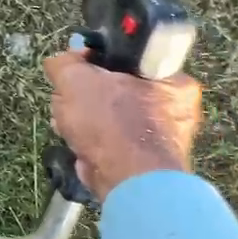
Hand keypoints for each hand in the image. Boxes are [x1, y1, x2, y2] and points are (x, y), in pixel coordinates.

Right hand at [43, 48, 202, 200]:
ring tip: (70, 123)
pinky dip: (89, 136)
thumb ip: (65, 62)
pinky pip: (108, 134)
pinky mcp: (144, 155)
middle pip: (111, 86)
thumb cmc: (110, 124)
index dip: (95, 62)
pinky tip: (77, 139)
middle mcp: (175, 106)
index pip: (126, 59)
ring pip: (106, 111)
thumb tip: (62, 61)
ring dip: (80, 116)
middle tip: (70, 99)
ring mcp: (161, 134)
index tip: (77, 69)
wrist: (125, 179)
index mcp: (172, 81)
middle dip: (82, 94)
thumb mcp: (76, 78)